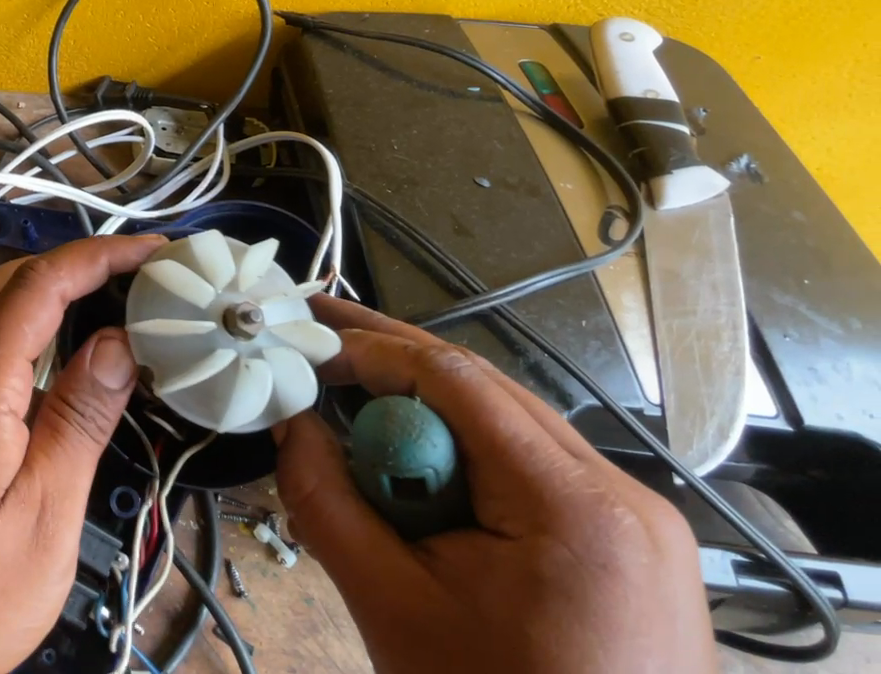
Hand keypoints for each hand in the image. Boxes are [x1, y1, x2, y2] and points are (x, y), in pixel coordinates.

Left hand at [0, 234, 166, 673]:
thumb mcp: (42, 515)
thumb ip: (78, 420)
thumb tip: (117, 341)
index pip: (40, 286)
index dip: (100, 255)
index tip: (158, 249)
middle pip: (4, 286)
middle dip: (70, 264)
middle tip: (137, 276)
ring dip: (45, 298)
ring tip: (110, 311)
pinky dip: (26, 341)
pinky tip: (60, 372)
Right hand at [275, 295, 718, 673]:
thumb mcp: (387, 602)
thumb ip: (324, 498)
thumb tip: (288, 420)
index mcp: (571, 504)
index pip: (458, 381)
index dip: (373, 349)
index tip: (308, 345)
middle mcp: (620, 491)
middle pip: (486, 389)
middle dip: (394, 358)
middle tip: (318, 323)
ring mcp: (636, 516)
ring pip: (506, 421)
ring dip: (424, 407)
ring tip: (351, 387)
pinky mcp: (629, 540)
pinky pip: (528, 463)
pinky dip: (461, 451)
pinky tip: (413, 459)